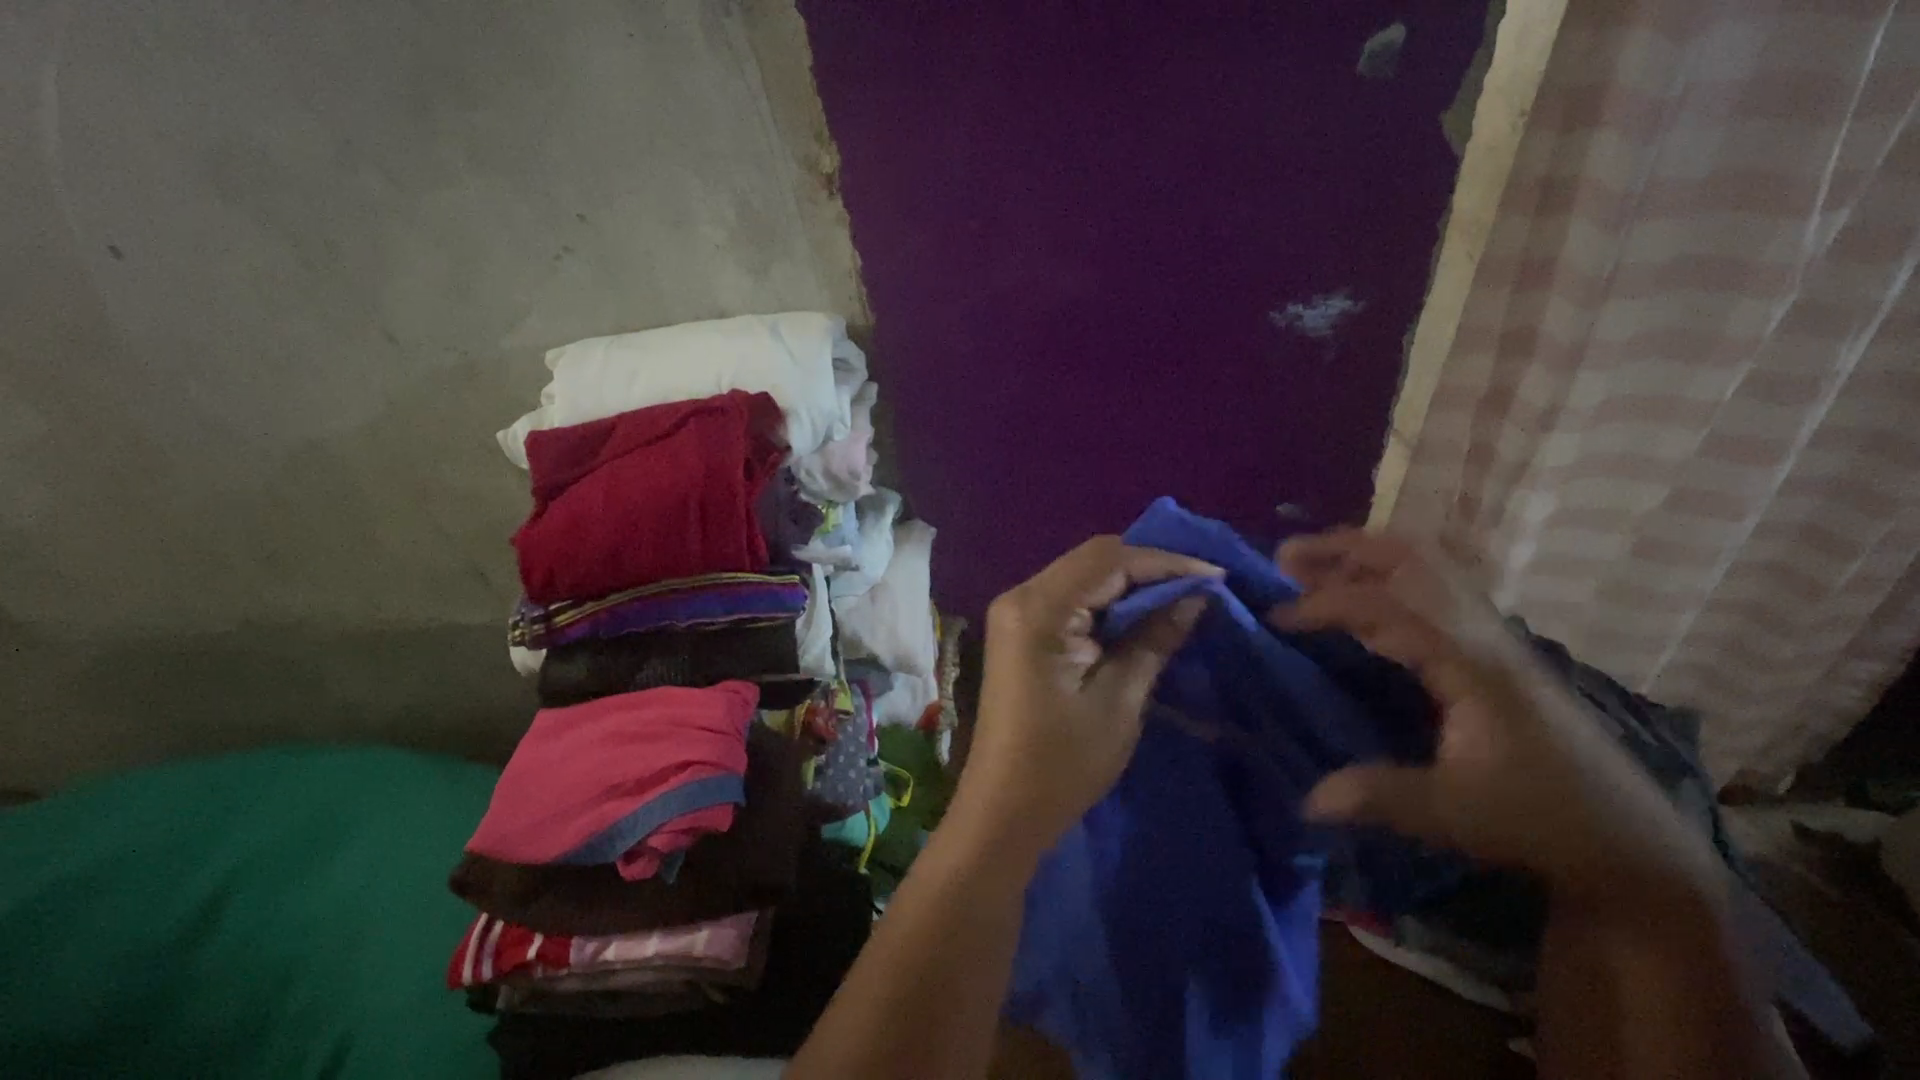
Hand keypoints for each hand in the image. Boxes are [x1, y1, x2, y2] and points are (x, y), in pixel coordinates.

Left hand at [952, 536, 1216, 862]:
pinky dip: (1110, 602)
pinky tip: (1145, 613)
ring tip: (1185, 596)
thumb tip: (1195, 597)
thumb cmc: (1063, 762)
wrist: (1005, 808)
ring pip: (1084, 575)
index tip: (1217, 578)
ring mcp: (1016, 612)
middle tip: (1205, 586)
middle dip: (1151, 568)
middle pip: (1094, 560)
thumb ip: (1154, 638)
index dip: (1165, 562)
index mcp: (1038, 609)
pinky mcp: (1021, 631)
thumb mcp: (1119, 699)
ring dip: (1132, 583)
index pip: (1108, 560)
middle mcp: (1020, 596)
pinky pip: (1072, 598)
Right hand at [1275, 529, 1720, 902]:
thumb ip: (1378, 796)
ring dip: (1370, 559)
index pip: (1386, 606)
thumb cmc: (1542, 820)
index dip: (1325, 603)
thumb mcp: (1454, 813)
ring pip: (1431, 570)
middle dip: (1346, 549)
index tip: (1275, 615)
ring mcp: (1498, 640)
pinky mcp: (1501, 656)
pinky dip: (1394, 581)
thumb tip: (1307, 798)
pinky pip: (1440, 592)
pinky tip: (1369, 608)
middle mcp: (1485, 635)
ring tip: (1317, 568)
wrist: (1631, 842)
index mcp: (1471, 662)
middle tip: (1288, 557)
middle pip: (1414, 561)